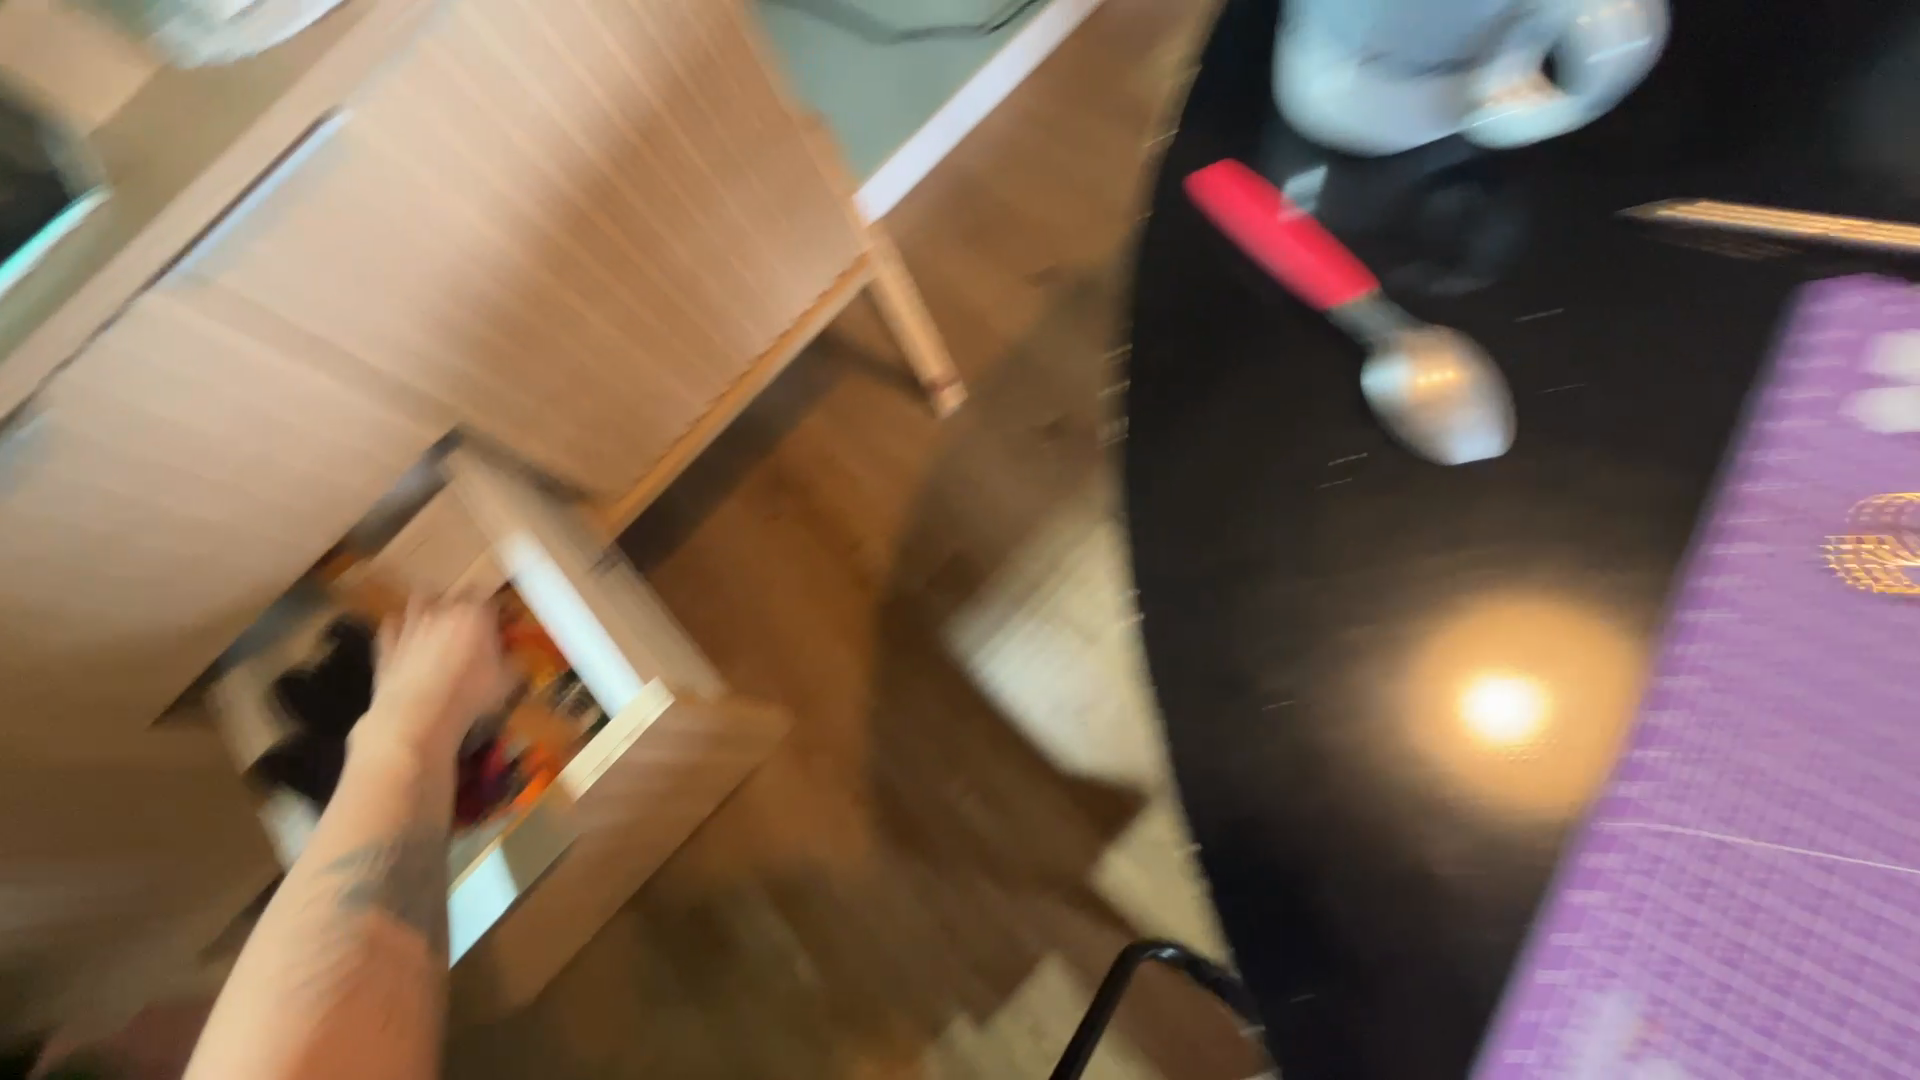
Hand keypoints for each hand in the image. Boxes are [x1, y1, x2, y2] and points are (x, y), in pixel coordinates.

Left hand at [354, 597, 515, 761]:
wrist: (416, 717)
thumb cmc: (468, 696)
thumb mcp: (507, 679)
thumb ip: (514, 659)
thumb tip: (518, 655)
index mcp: (477, 614)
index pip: (493, 601)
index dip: (499, 613)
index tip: (503, 624)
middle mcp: (443, 611)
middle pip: (456, 595)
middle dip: (465, 605)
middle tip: (472, 622)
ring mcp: (411, 624)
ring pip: (420, 601)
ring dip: (430, 607)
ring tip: (439, 621)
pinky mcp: (386, 643)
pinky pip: (391, 625)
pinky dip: (400, 627)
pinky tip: (407, 636)